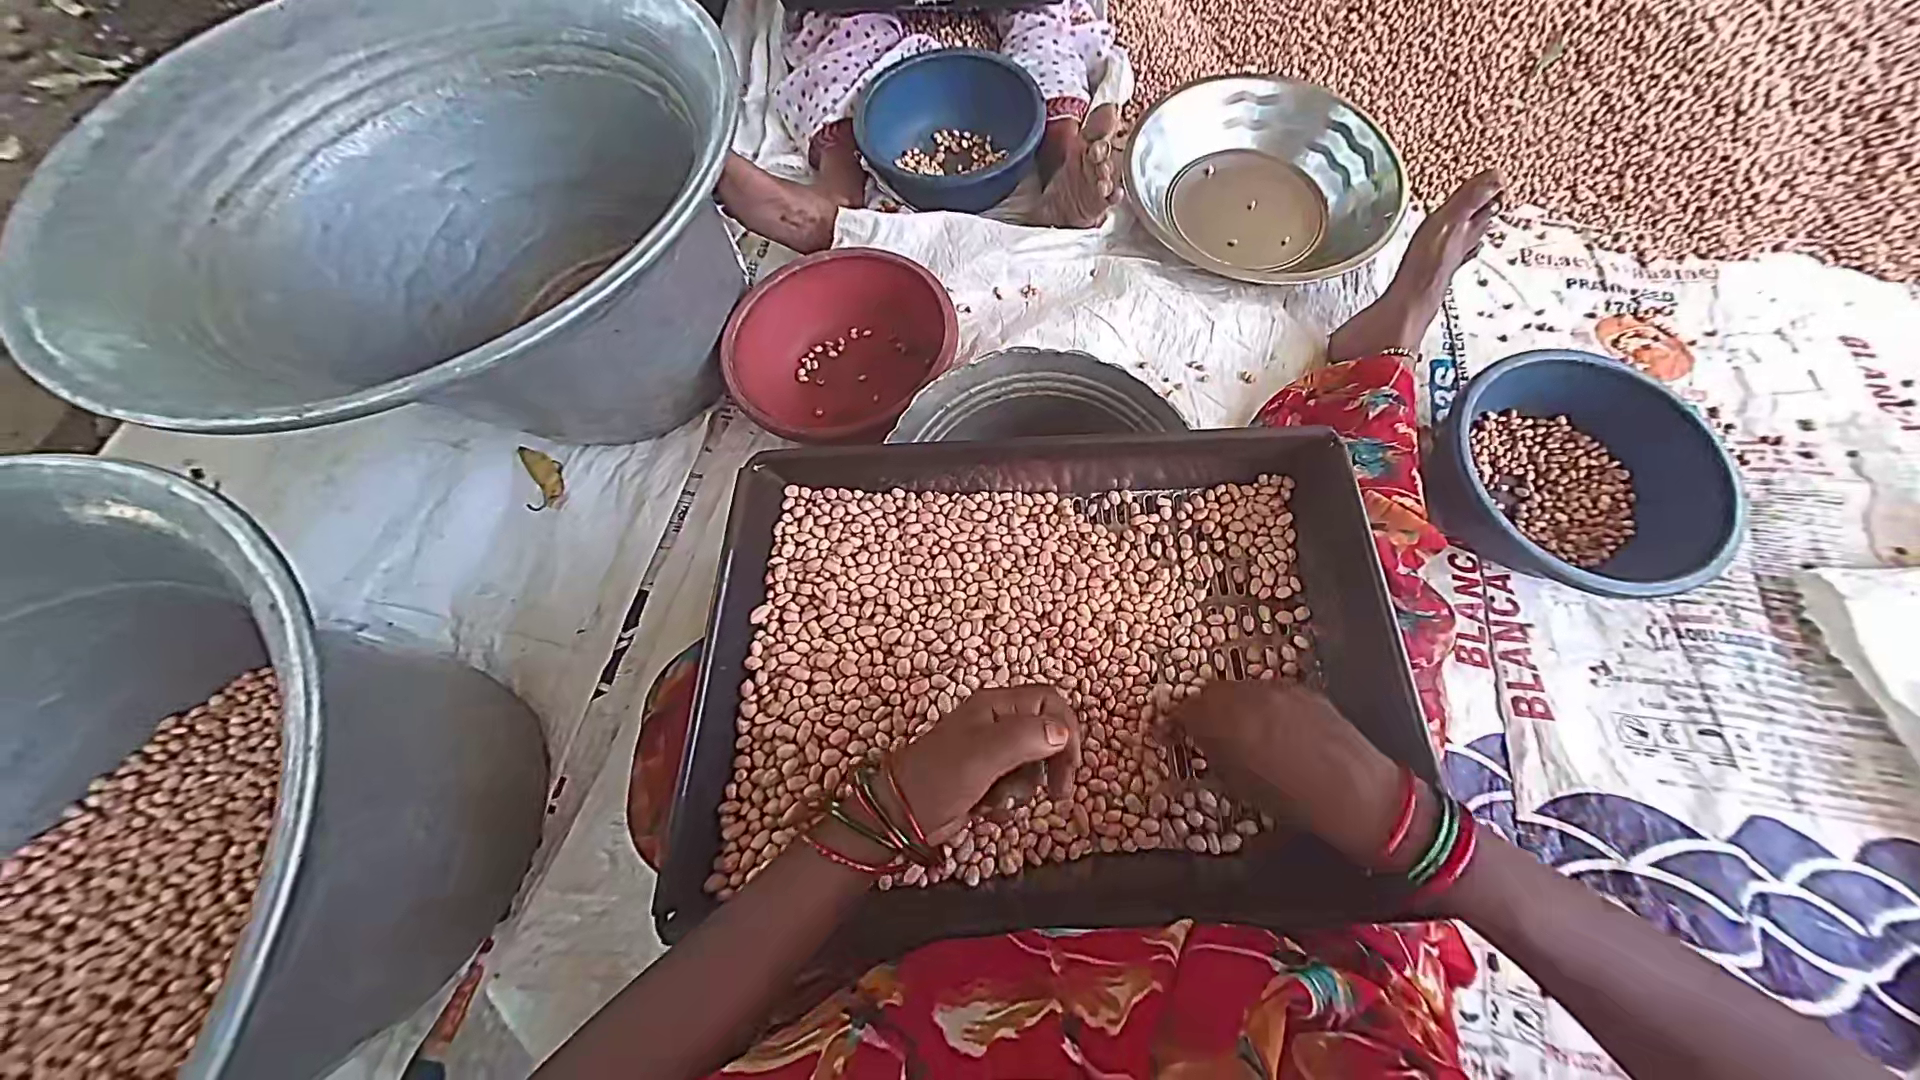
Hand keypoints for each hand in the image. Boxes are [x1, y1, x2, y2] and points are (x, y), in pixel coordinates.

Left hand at [889, 685, 1080, 844]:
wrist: (900, 816)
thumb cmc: (938, 777)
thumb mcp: (982, 754)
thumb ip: (1024, 738)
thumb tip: (1062, 733)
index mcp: (995, 705)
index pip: (1049, 702)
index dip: (1066, 729)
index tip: (1071, 765)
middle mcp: (997, 722)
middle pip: (1048, 733)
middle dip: (1053, 764)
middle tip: (1057, 793)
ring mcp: (992, 751)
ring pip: (1035, 764)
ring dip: (1024, 787)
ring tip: (999, 799)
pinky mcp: (987, 778)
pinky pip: (1017, 785)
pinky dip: (1009, 800)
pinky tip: (988, 808)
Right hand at [1165, 681, 1408, 868]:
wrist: (1358, 793)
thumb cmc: (1292, 800)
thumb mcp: (1238, 783)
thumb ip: (1214, 753)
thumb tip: (1201, 740)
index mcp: (1222, 720)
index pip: (1184, 711)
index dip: (1174, 723)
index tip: (1170, 733)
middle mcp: (1245, 696)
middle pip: (1209, 693)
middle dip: (1201, 710)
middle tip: (1203, 730)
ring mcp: (1275, 688)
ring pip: (1240, 688)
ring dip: (1231, 704)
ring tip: (1240, 728)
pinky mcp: (1301, 688)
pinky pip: (1269, 691)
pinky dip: (1262, 704)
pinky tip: (1273, 726)